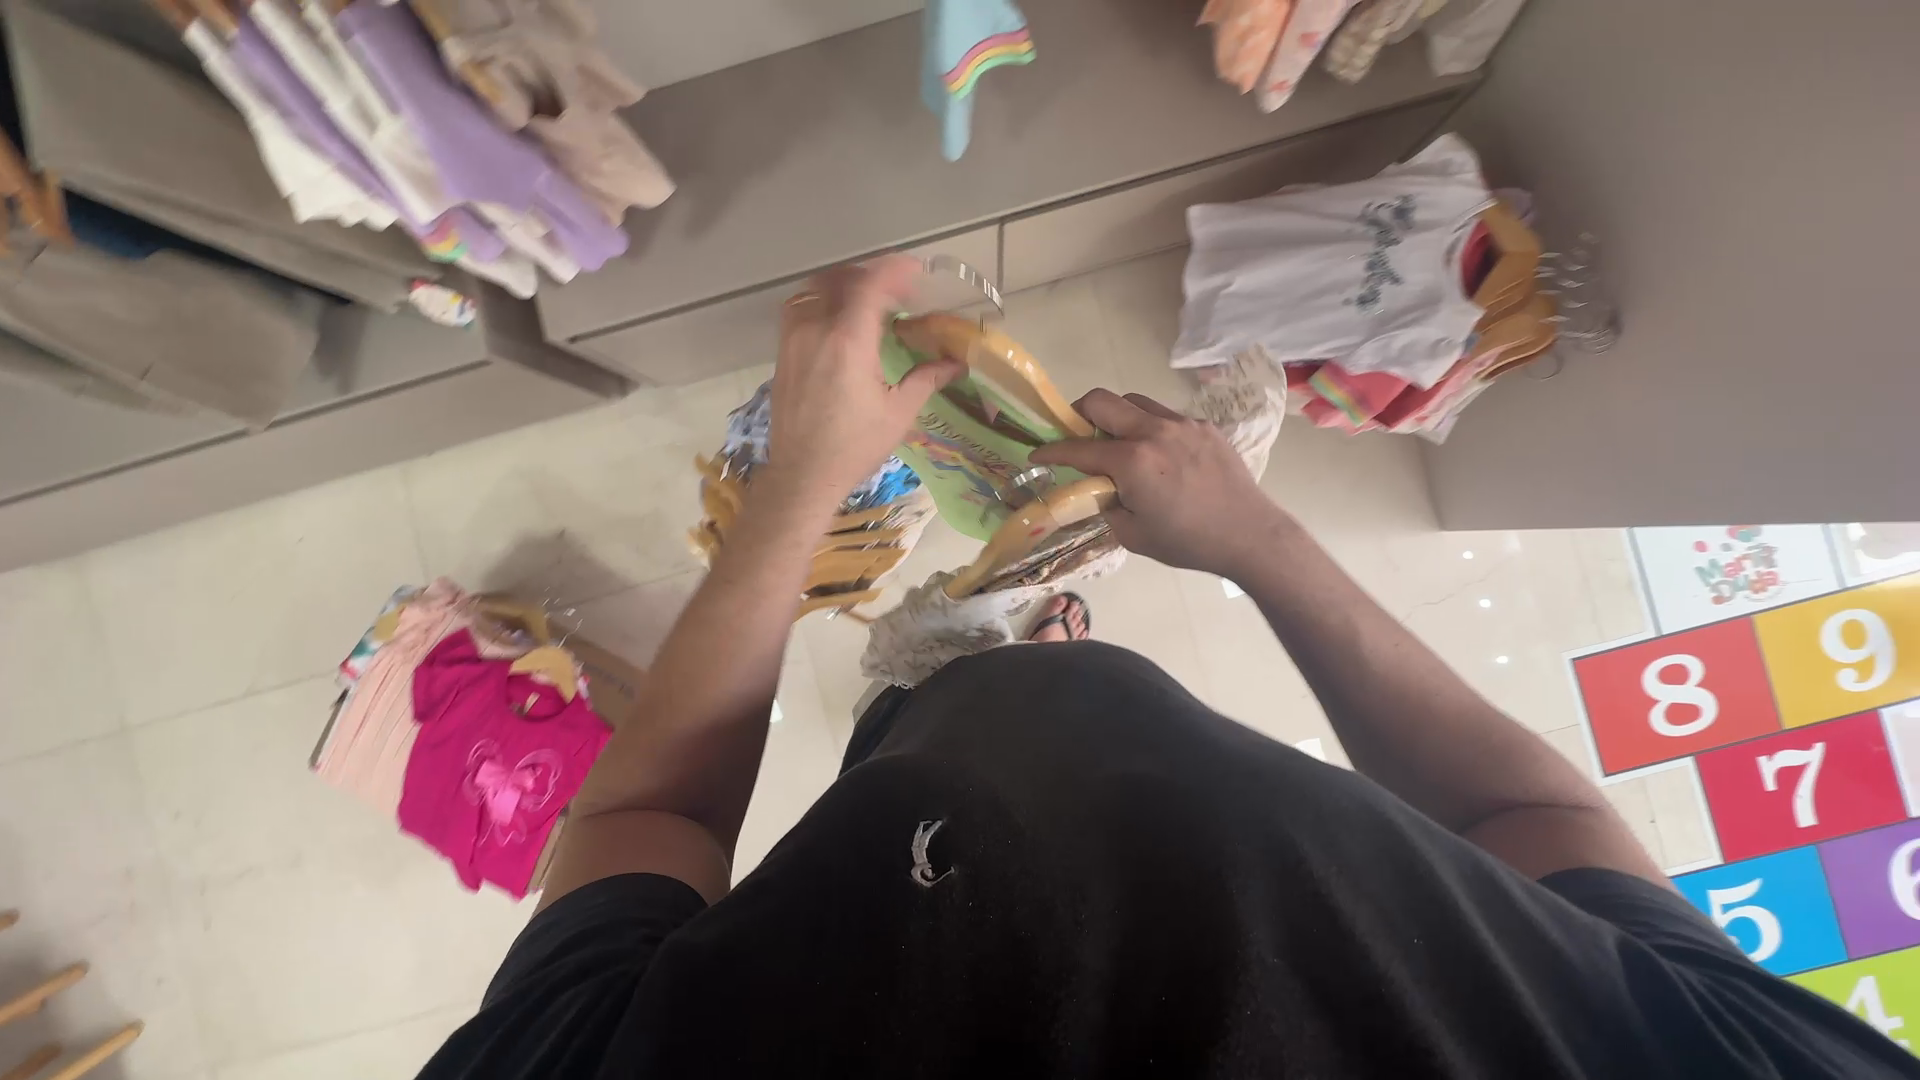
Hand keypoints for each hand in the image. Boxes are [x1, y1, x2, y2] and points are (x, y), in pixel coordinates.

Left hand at [763, 257, 963, 510]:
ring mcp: (793, 340)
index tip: (915, 270)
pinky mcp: (782, 354)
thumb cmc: (854, 447)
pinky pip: (799, 310)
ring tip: (864, 300)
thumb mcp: (898, 414)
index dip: (895, 269)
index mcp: (849, 342)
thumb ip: (926, 379)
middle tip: (894, 289)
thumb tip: (955, 364)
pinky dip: (820, 302)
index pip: (871, 285)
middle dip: (869, 274)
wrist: (802, 475)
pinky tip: (837, 322)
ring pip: (814, 290)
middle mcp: (816, 330)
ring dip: (841, 285)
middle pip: (840, 279)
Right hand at [1029, 389, 1284, 577]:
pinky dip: (1150, 427)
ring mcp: (1182, 424)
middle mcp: (1153, 432)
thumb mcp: (1133, 535)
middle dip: (1078, 413)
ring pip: (1134, 402)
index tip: (1037, 453)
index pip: (1078, 449)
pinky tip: (1157, 453)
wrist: (1249, 534)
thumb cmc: (1187, 542)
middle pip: (1101, 401)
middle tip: (1075, 433)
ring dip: (1116, 416)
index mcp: (1132, 462)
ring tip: (1116, 440)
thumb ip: (1107, 506)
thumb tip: (1099, 491)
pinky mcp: (1204, 427)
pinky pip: (1165, 416)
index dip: (1051, 452)